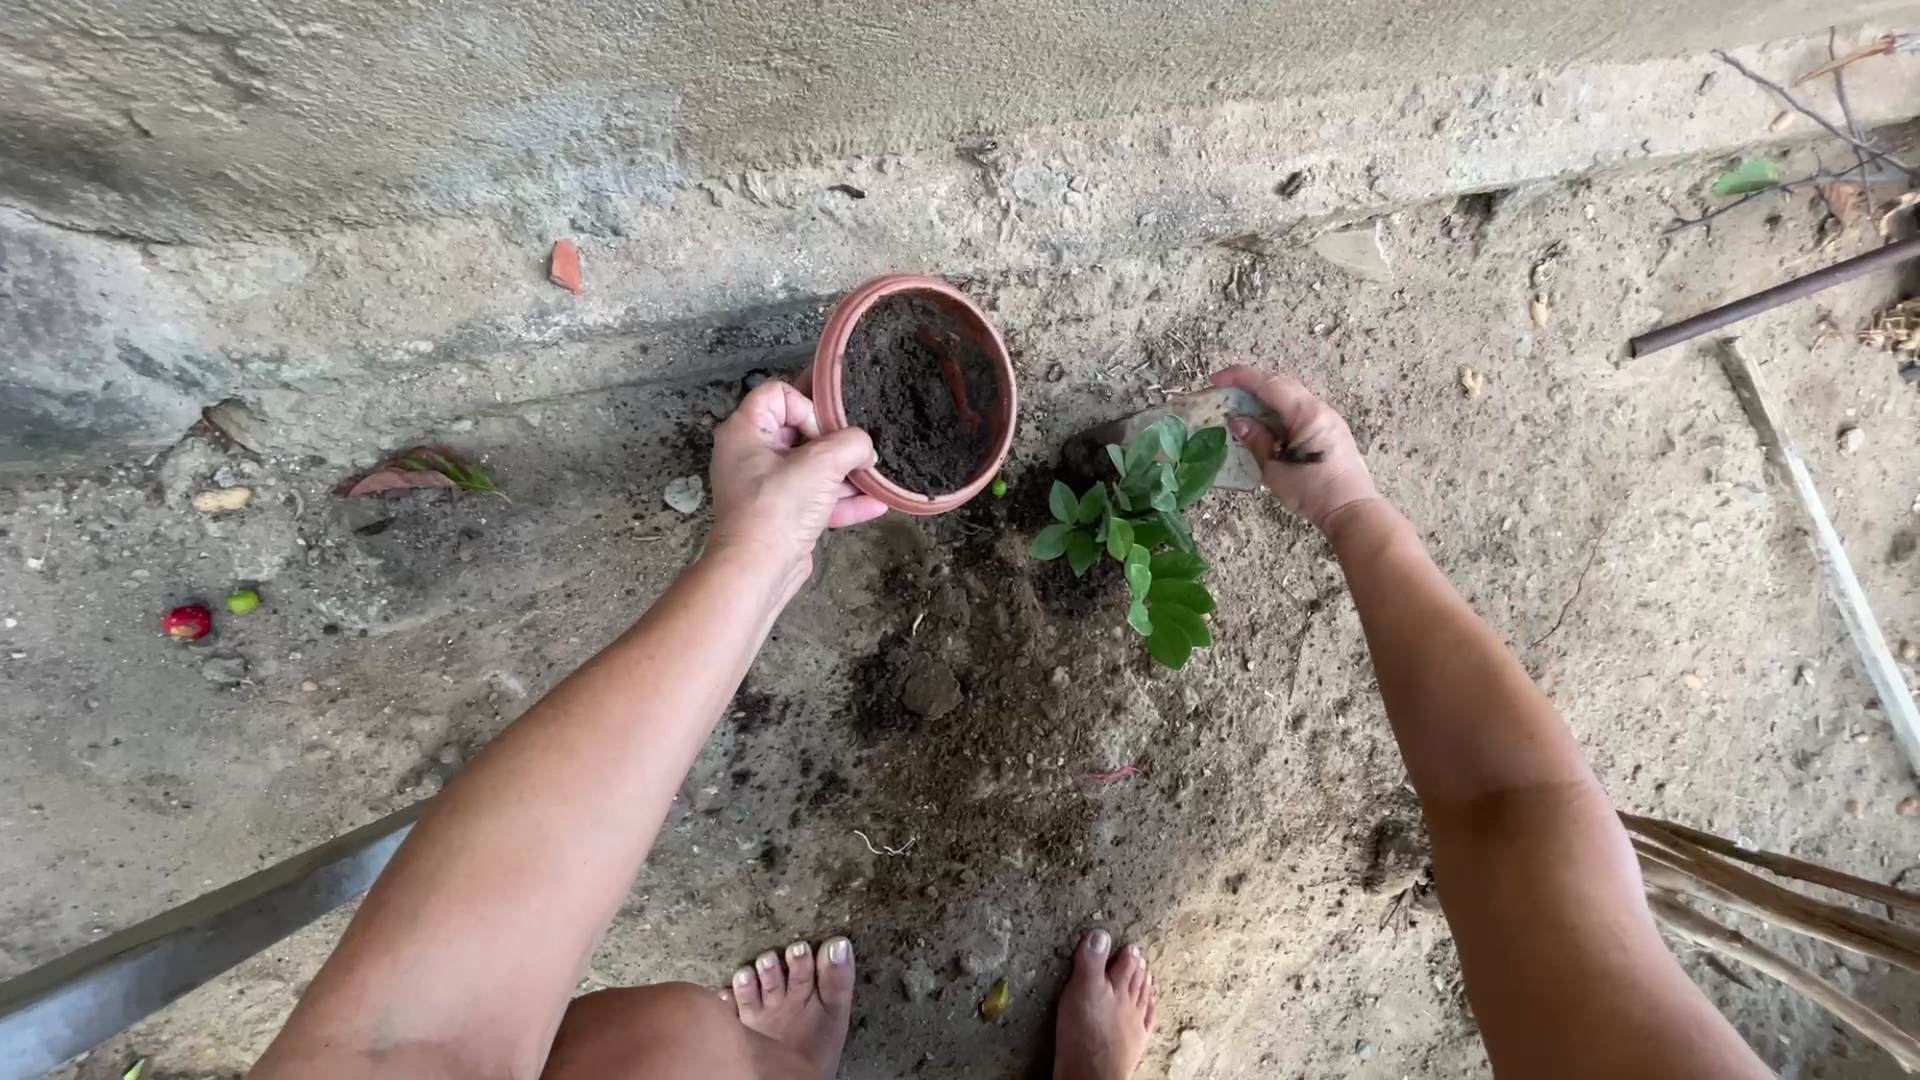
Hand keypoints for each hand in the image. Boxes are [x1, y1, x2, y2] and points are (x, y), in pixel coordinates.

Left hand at [708, 380, 886, 591]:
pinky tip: (875, 503)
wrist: (759, 570)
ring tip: (874, 474)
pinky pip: (816, 499)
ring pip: (812, 468)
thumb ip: (851, 444)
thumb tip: (865, 449)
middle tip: (859, 446)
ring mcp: (767, 487)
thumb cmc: (777, 509)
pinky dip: (842, 500)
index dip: (807, 404)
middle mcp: (751, 455)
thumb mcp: (822, 464)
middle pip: (800, 431)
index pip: (777, 393)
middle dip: (835, 440)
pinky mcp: (783, 515)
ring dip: (845, 473)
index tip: (825, 430)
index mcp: (746, 431)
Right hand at [1210, 365, 1381, 531]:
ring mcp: (1327, 419)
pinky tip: (1263, 427)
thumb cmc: (1312, 490)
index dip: (1240, 377)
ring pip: (1290, 398)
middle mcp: (1320, 409)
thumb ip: (1256, 440)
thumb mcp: (1275, 467)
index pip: (1269, 384)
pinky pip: (1298, 412)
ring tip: (1241, 412)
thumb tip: (1238, 421)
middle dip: (1251, 385)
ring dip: (1264, 401)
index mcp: (1307, 413)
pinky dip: (1277, 413)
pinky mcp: (1328, 431)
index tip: (1217, 379)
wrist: (1350, 509)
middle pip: (1281, 385)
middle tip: (1225, 394)